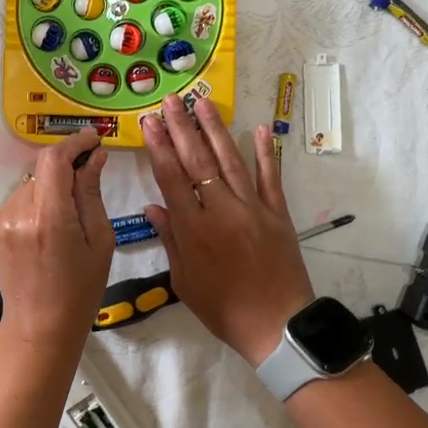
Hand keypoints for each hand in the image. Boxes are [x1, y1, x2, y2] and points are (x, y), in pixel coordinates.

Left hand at [0, 128, 113, 348]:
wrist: (40, 325)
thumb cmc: (81, 288)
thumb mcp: (100, 241)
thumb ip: (92, 193)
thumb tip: (95, 156)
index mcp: (50, 218)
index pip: (54, 159)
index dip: (74, 142)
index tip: (94, 138)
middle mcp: (18, 213)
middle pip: (43, 170)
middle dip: (66, 167)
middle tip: (89, 177)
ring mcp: (0, 220)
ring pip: (31, 185)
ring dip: (51, 188)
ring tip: (68, 217)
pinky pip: (19, 201)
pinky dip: (36, 204)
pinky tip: (48, 230)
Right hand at [141, 95, 312, 365]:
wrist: (278, 327)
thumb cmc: (223, 309)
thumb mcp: (184, 280)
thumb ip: (170, 239)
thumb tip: (152, 206)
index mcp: (194, 229)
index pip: (171, 177)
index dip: (159, 147)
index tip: (149, 121)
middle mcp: (221, 210)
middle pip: (197, 161)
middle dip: (182, 128)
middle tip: (171, 100)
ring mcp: (253, 209)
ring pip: (231, 161)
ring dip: (216, 130)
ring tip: (203, 103)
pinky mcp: (278, 214)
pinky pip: (271, 178)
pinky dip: (266, 153)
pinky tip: (259, 129)